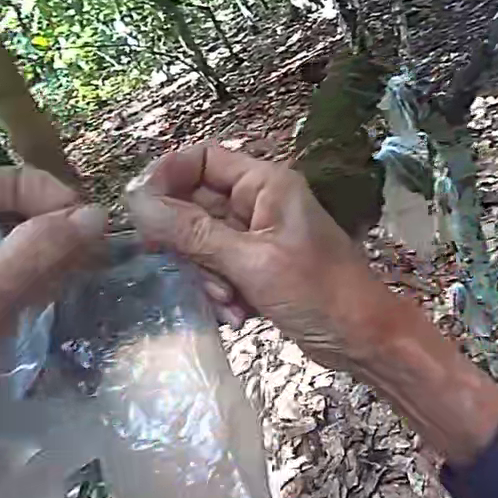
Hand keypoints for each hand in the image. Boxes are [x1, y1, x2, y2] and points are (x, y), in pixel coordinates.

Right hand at [128, 143, 497, 462]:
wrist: (362, 338)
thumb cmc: (316, 292)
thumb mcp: (251, 261)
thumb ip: (193, 231)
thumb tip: (135, 201)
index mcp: (266, 184)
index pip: (201, 158)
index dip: (166, 178)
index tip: (141, 214)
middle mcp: (260, 203)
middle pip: (196, 205)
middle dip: (188, 244)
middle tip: (184, 270)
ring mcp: (259, 238)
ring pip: (204, 243)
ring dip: (206, 276)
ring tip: (227, 301)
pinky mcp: (259, 269)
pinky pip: (220, 270)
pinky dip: (222, 293)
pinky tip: (238, 316)